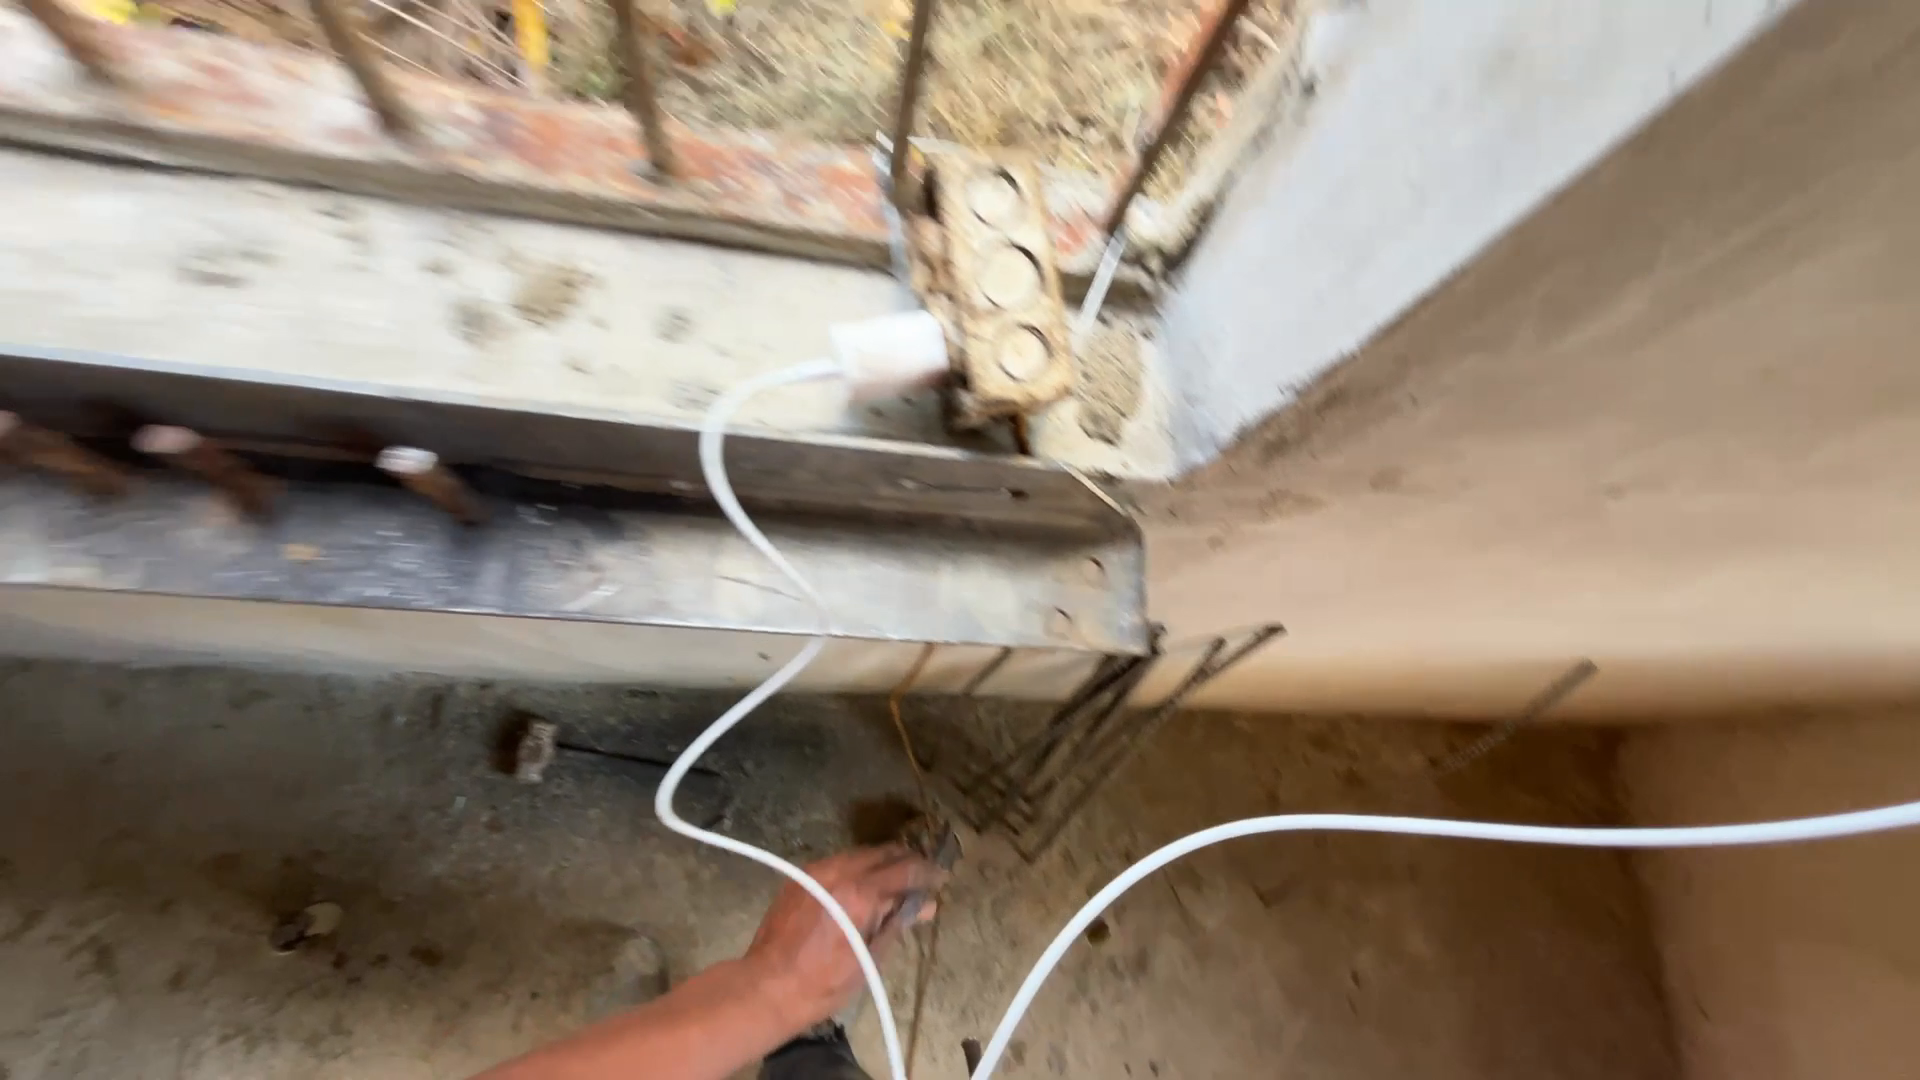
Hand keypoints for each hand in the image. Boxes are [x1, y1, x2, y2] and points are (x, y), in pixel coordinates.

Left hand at [742, 845, 944, 1030]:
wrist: (766, 987)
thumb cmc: (823, 985)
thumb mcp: (869, 961)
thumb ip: (897, 924)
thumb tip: (926, 905)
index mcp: (861, 893)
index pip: (905, 868)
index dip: (927, 871)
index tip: (940, 878)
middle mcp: (841, 871)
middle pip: (884, 852)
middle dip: (906, 862)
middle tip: (920, 879)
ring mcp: (819, 869)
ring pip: (861, 853)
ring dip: (881, 864)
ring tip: (892, 884)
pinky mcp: (802, 874)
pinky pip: (839, 861)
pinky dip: (856, 869)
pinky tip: (860, 887)